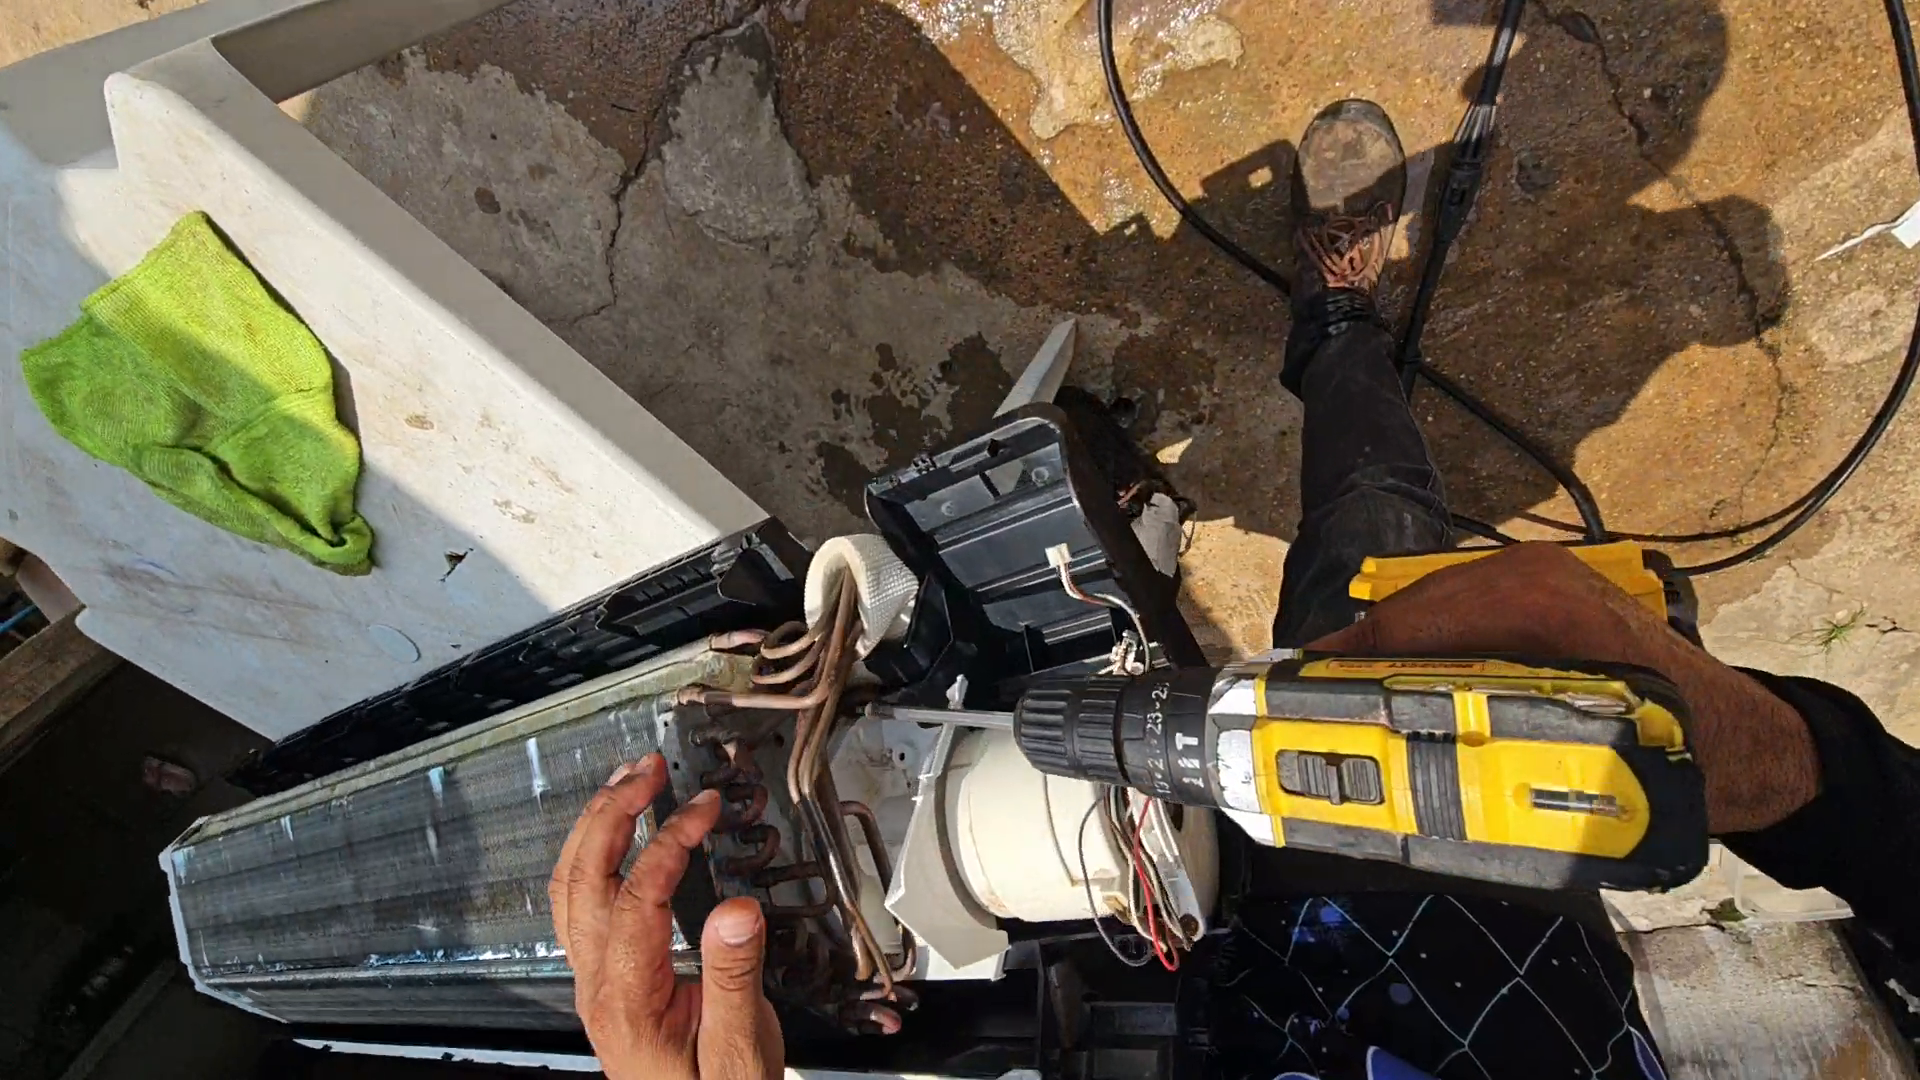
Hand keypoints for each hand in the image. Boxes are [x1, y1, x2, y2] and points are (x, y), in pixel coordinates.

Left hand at [550, 753, 783, 1079]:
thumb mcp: (739, 1046)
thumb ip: (734, 978)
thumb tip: (737, 908)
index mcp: (628, 995)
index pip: (638, 897)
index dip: (670, 840)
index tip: (705, 806)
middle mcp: (597, 980)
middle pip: (585, 879)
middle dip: (613, 812)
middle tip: (649, 769)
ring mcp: (593, 974)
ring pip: (571, 885)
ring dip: (596, 823)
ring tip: (628, 778)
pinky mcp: (603, 970)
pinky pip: (580, 899)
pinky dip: (593, 849)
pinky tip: (616, 827)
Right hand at [1310, 543, 1819, 833]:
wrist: (1738, 739)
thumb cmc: (1666, 753)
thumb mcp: (1560, 747)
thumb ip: (1467, 728)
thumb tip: (1375, 733)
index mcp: (1535, 604)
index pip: (1413, 620)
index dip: (1351, 650)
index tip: (1304, 673)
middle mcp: (1528, 573)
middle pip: (1410, 605)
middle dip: (1360, 645)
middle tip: (1316, 682)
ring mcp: (1532, 571)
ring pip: (1426, 600)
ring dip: (1386, 640)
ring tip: (1348, 676)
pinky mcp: (1535, 581)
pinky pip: (1451, 602)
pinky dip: (1419, 632)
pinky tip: (1401, 662)